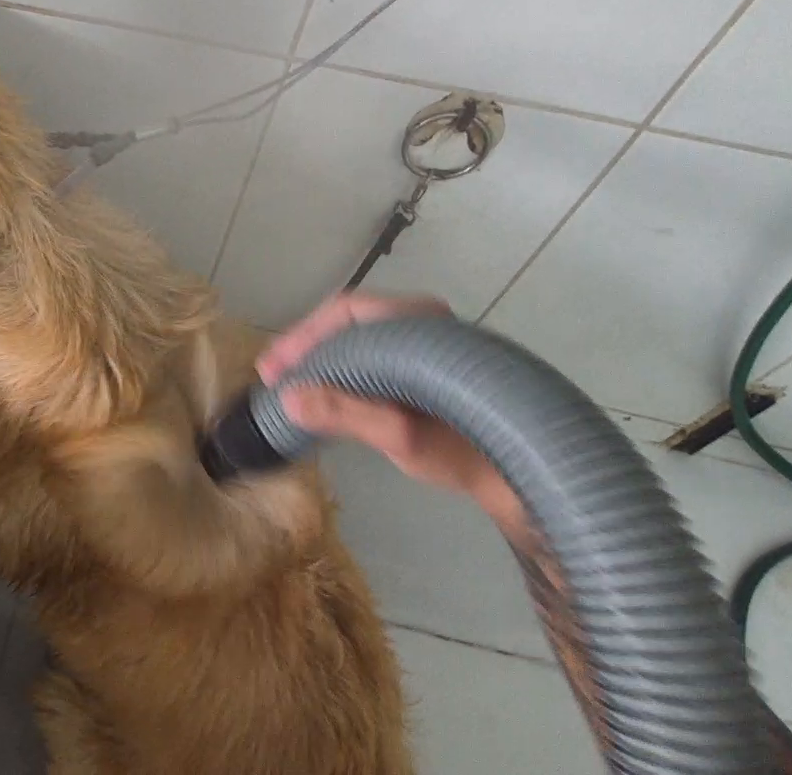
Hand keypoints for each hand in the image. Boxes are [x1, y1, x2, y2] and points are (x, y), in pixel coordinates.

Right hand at [258, 291, 525, 531]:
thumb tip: (290, 399)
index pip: (348, 312)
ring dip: (319, 358)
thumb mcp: (403, 437)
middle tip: (272, 377)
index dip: (303, 337)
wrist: (519, 479)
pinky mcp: (421, 362)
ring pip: (357, 336)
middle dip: (305, 347)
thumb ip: (348, 414)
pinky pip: (370, 352)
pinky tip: (322, 390)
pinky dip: (339, 368)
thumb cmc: (466, 455)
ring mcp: (423, 340)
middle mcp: (422, 321)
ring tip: (288, 385)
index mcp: (420, 326)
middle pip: (347, 320)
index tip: (274, 369)